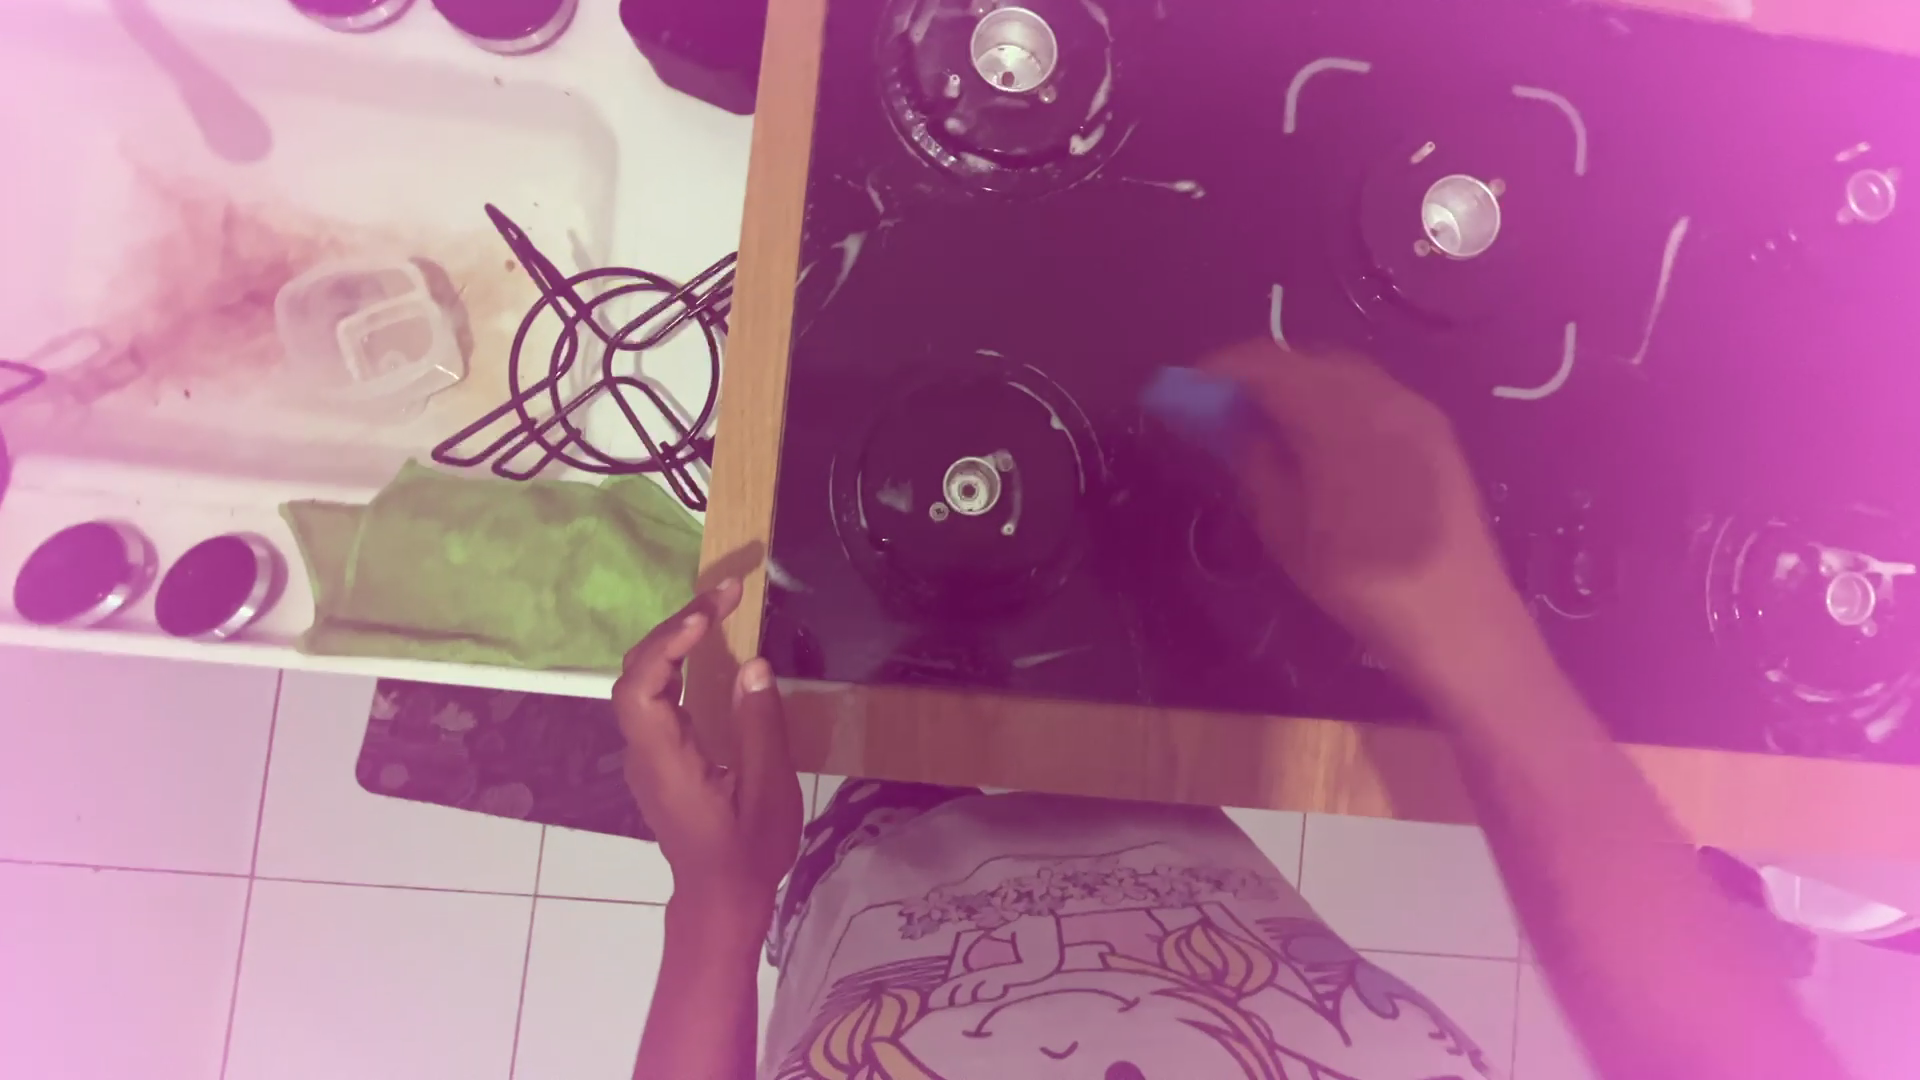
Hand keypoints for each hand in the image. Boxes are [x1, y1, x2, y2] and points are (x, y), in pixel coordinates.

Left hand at [612, 579, 803, 918]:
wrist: (719, 897)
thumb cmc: (748, 850)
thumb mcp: (769, 791)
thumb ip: (760, 726)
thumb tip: (753, 664)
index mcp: (664, 760)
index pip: (640, 689)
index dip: (666, 644)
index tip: (708, 614)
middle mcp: (643, 750)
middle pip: (636, 673)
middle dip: (676, 625)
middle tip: (726, 593)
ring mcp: (647, 751)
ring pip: (643, 679)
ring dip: (676, 636)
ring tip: (719, 605)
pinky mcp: (659, 752)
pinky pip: (657, 692)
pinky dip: (678, 658)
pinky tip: (707, 642)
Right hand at [1208, 341, 1529, 680]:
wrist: (1454, 613)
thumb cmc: (1354, 575)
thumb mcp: (1282, 524)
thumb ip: (1255, 460)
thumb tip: (1236, 424)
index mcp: (1336, 417)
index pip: (1268, 365)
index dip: (1221, 370)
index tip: (1188, 387)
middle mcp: (1380, 396)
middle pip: (1305, 359)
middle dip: (1258, 372)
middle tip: (1222, 403)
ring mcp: (1413, 409)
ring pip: (1340, 372)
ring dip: (1296, 382)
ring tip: (1265, 417)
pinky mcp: (1432, 430)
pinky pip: (1369, 392)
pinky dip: (1330, 397)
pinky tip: (1316, 432)